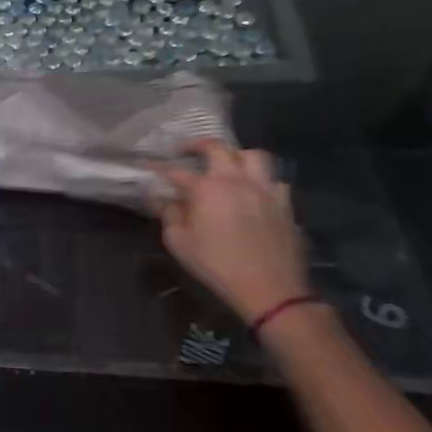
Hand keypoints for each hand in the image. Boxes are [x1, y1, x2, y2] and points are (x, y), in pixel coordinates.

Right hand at [156, 140, 310, 324]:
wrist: (268, 286)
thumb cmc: (215, 264)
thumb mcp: (179, 242)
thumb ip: (169, 214)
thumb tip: (160, 198)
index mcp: (208, 188)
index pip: (177, 171)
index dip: (160, 168)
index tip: (147, 166)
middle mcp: (238, 180)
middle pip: (219, 148)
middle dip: (198, 145)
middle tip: (185, 151)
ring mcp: (265, 189)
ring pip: (253, 155)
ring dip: (235, 155)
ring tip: (225, 165)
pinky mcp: (284, 203)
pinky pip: (273, 179)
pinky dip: (259, 179)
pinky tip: (251, 191)